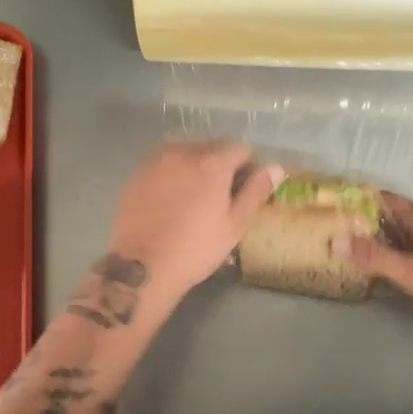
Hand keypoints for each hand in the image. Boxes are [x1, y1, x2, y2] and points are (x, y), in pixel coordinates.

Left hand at [105, 141, 281, 296]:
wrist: (143, 266)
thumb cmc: (196, 248)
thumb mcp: (234, 224)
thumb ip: (256, 191)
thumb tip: (276, 167)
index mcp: (212, 162)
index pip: (240, 148)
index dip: (248, 167)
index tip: (244, 189)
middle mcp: (183, 151)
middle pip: (212, 147)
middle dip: (221, 164)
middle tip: (220, 196)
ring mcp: (156, 160)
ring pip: (185, 152)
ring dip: (195, 166)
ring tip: (194, 197)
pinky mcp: (137, 172)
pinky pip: (163, 163)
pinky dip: (172, 173)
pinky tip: (170, 200)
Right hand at [339, 193, 412, 343]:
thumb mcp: (412, 273)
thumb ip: (374, 257)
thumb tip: (335, 239)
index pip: (386, 199)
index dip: (360, 202)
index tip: (334, 209)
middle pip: (396, 216)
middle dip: (368, 223)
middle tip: (337, 233)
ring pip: (408, 232)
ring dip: (384, 240)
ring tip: (355, 251)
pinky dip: (401, 250)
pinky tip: (388, 267)